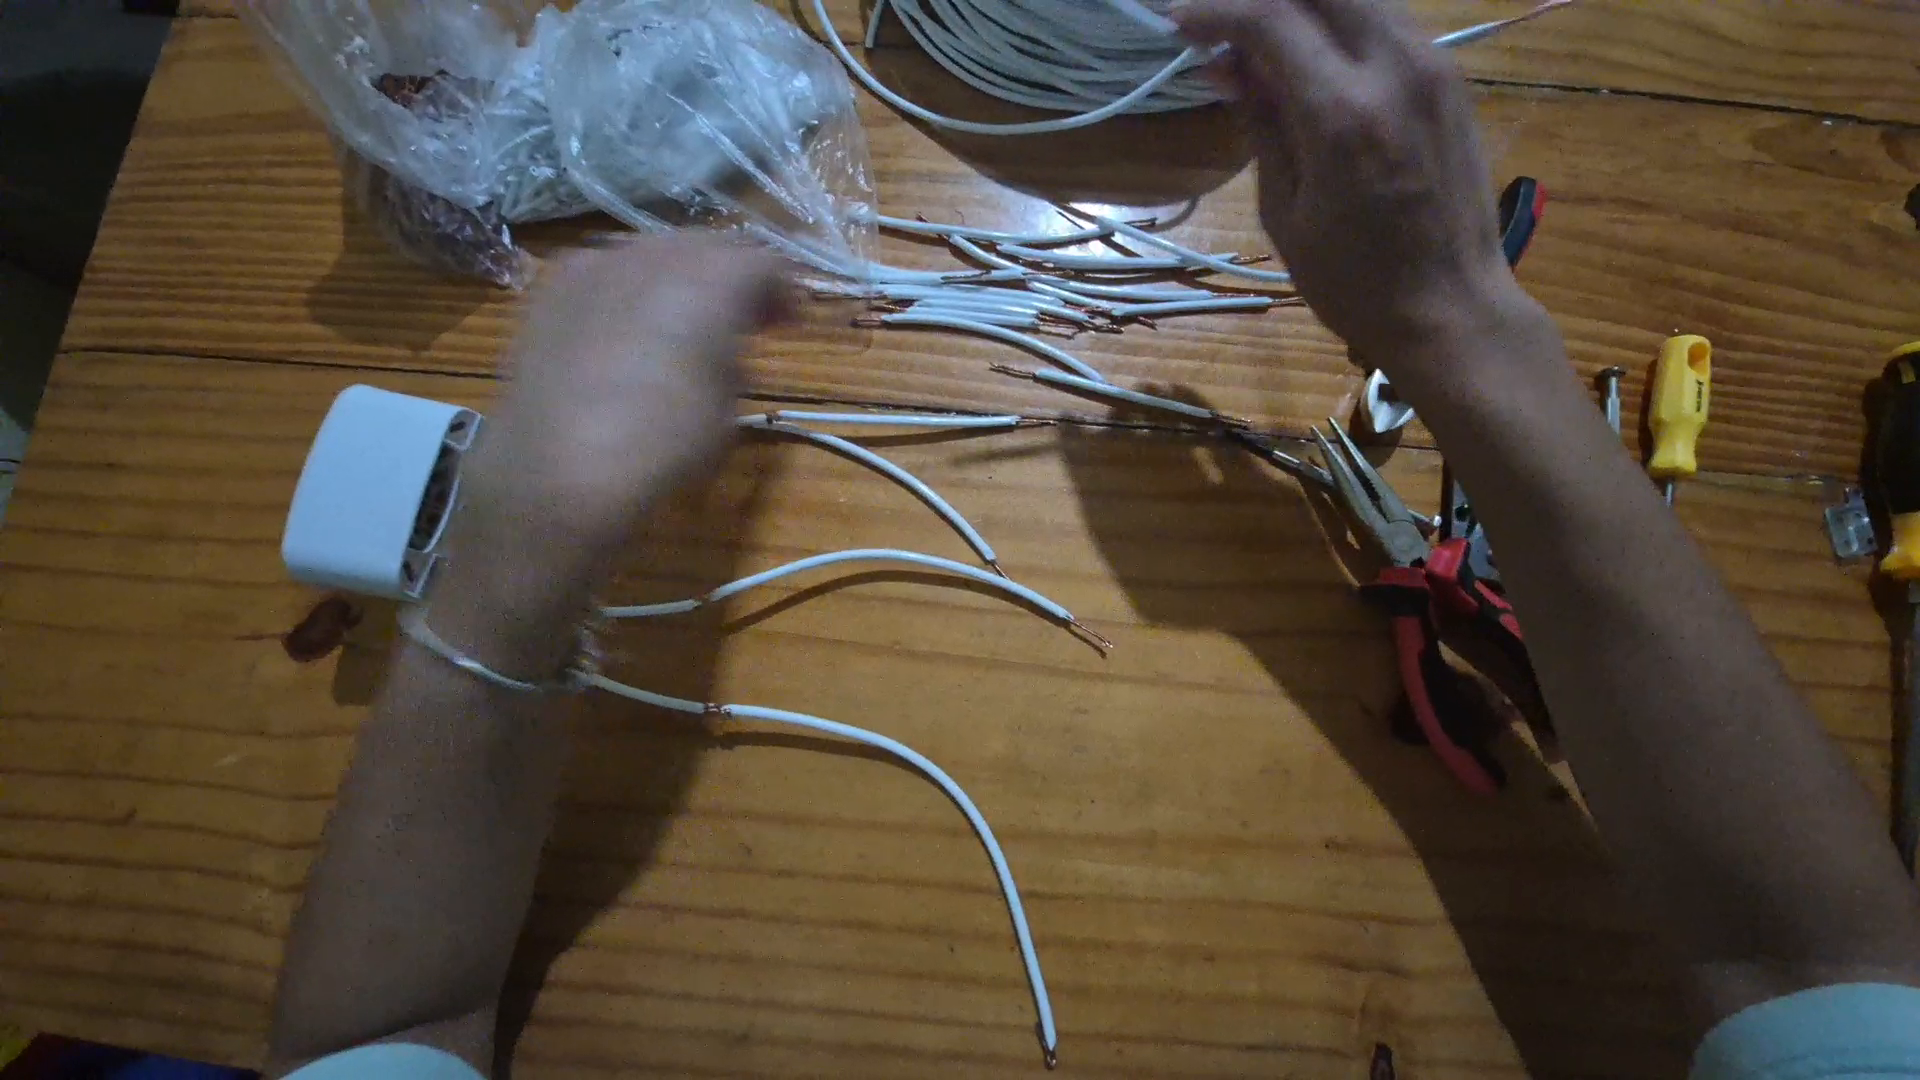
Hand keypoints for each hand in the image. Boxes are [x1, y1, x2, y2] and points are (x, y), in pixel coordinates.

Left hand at [441, 235, 789, 636]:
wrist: (561, 468)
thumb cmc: (663, 445)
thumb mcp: (728, 406)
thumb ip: (734, 357)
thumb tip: (723, 344)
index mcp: (710, 282)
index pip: (764, 263)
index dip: (784, 290)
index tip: (788, 322)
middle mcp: (653, 256)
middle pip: (709, 247)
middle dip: (733, 278)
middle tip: (747, 319)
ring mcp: (595, 265)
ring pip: (655, 252)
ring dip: (682, 280)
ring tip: (687, 323)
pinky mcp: (552, 288)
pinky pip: (608, 271)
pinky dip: (633, 289)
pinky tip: (630, 329)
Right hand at [1177, 0, 1524, 377]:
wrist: (1448, 306)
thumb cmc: (1350, 283)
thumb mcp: (1285, 214)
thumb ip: (1263, 126)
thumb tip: (1229, 65)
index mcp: (1343, 114)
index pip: (1273, 20)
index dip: (1217, 12)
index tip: (1176, 21)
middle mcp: (1397, 66)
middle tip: (1216, 26)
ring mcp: (1434, 64)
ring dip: (1300, 7)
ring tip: (1254, 46)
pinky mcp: (1449, 77)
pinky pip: (1384, 22)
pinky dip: (1336, 25)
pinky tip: (1305, 60)